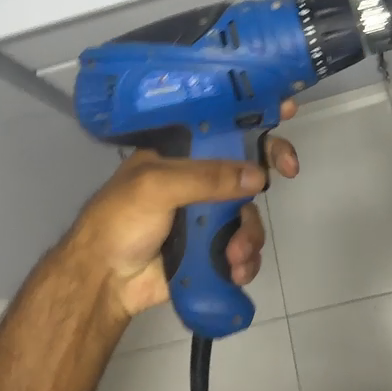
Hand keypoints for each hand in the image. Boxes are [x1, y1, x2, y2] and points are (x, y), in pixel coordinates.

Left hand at [64, 102, 300, 318]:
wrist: (102, 280)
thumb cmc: (120, 219)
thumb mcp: (156, 186)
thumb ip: (206, 177)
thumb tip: (257, 175)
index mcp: (181, 153)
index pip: (223, 126)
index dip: (255, 115)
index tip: (287, 109)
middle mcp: (199, 179)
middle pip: (248, 165)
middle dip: (271, 166)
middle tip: (290, 170)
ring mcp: (207, 215)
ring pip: (249, 212)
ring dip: (251, 232)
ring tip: (235, 254)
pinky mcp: (211, 250)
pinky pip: (243, 249)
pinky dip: (246, 260)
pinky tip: (236, 270)